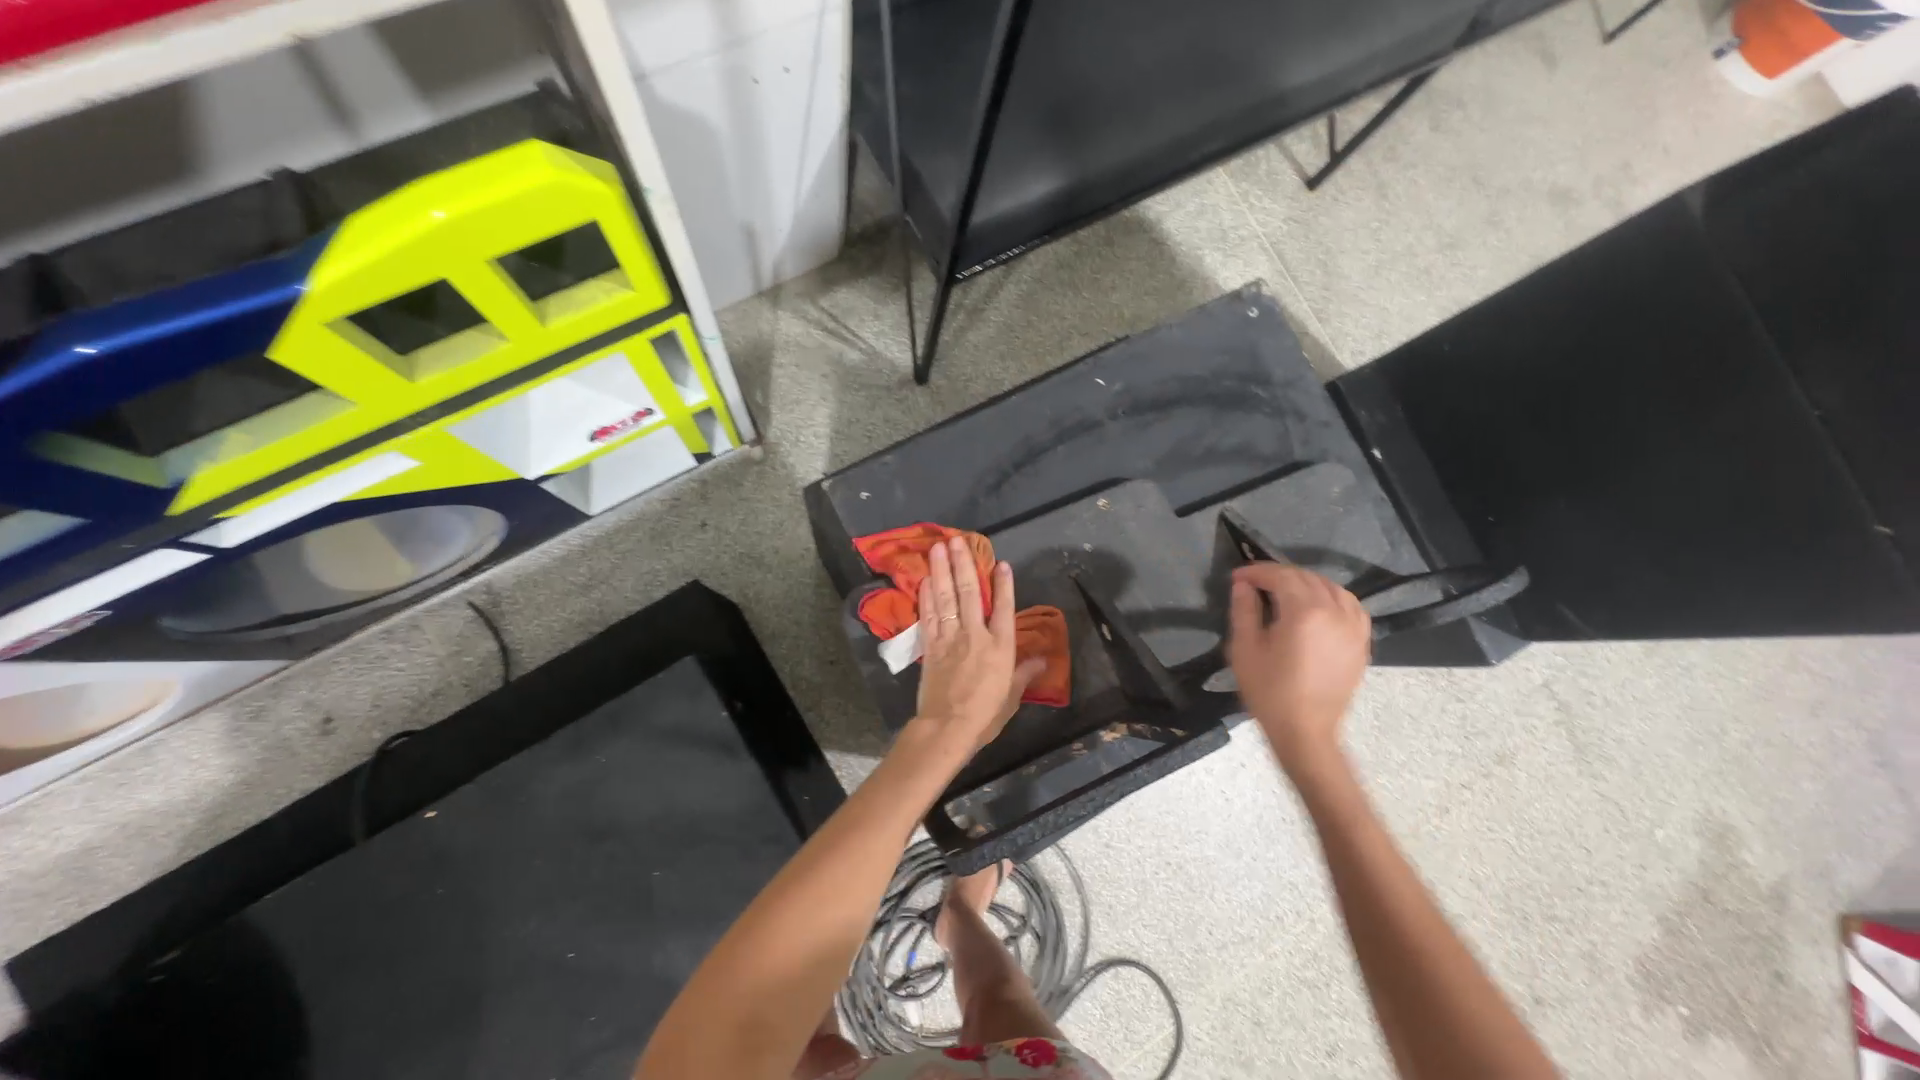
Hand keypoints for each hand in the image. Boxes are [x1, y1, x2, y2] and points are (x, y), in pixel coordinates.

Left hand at [912, 537, 1044, 753]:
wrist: (948, 727)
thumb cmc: (985, 714)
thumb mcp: (1012, 695)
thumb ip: (1025, 673)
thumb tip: (1043, 659)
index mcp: (1000, 647)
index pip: (1005, 609)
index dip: (1004, 585)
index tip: (1000, 562)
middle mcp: (975, 635)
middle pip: (970, 593)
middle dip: (964, 564)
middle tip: (958, 540)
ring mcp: (950, 638)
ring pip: (946, 597)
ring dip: (941, 571)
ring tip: (938, 548)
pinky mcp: (930, 647)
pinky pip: (929, 615)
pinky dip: (926, 596)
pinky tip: (925, 579)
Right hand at [1228, 562, 1371, 775]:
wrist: (1306, 731)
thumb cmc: (1269, 693)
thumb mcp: (1245, 650)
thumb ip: (1244, 610)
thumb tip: (1243, 585)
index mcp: (1304, 612)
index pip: (1281, 576)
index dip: (1257, 571)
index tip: (1238, 576)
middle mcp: (1334, 612)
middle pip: (1306, 578)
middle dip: (1279, 575)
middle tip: (1255, 583)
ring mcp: (1353, 626)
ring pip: (1331, 588)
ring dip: (1306, 583)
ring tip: (1285, 592)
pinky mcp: (1361, 641)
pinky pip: (1350, 606)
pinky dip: (1332, 597)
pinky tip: (1318, 606)